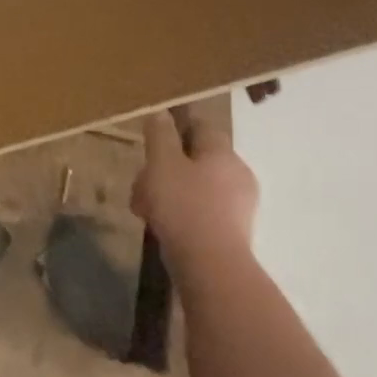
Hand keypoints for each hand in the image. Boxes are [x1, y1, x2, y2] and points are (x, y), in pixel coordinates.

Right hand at [132, 110, 259, 271]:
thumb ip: (160, 136)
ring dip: (167, 189)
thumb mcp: (162, 163)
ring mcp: (237, 203)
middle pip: (195, 159)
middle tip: (139, 179)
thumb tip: (161, 114)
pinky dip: (178, 210)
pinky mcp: (230, 228)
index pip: (203, 128)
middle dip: (164, 166)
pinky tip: (158, 222)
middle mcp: (237, 174)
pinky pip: (200, 208)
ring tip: (142, 206)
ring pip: (194, 185)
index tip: (152, 135)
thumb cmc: (183, 205)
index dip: (178, 126)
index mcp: (223, 154)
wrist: (209, 262)